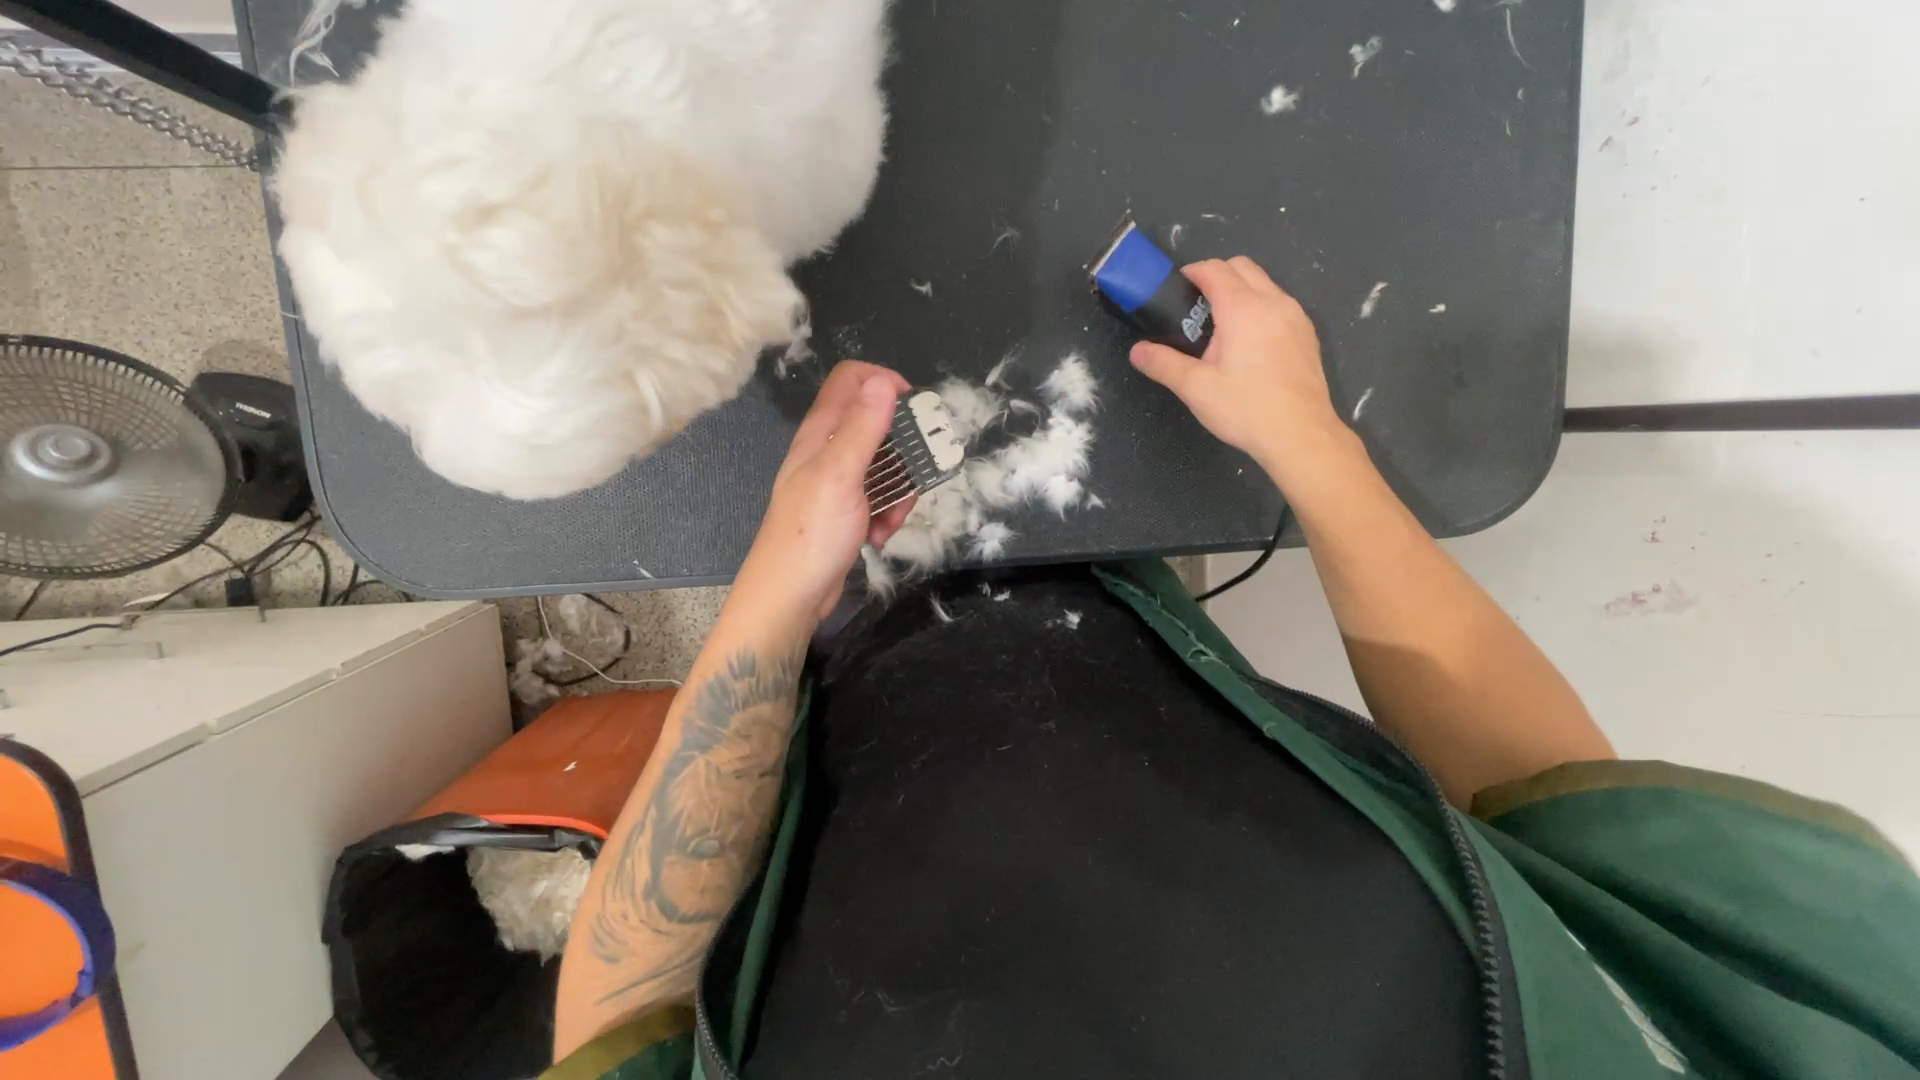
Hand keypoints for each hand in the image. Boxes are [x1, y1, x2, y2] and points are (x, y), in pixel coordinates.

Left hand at [734, 361, 916, 625]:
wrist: (790, 596)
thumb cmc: (811, 533)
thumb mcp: (840, 474)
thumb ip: (862, 427)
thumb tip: (883, 380)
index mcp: (822, 432)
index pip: (852, 380)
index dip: (884, 383)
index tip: (914, 409)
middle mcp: (829, 451)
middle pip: (878, 425)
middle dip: (904, 449)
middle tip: (915, 474)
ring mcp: (838, 483)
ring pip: (886, 467)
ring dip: (900, 490)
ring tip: (892, 518)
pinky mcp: (847, 512)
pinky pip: (880, 499)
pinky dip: (887, 515)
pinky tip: (879, 537)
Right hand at [1130, 257, 1350, 481]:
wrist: (1300, 434)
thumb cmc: (1245, 409)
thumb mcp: (1195, 388)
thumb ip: (1163, 364)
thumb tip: (1137, 351)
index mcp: (1242, 309)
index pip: (1214, 269)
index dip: (1192, 272)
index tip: (1176, 288)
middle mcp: (1273, 302)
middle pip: (1242, 266)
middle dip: (1216, 275)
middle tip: (1195, 305)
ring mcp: (1295, 316)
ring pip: (1264, 283)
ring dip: (1240, 290)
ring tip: (1221, 325)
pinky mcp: (1307, 333)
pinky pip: (1280, 304)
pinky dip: (1261, 307)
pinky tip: (1250, 342)